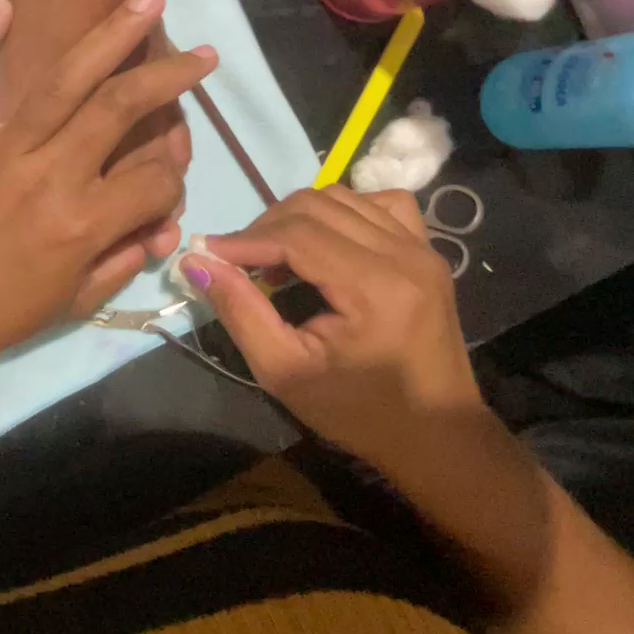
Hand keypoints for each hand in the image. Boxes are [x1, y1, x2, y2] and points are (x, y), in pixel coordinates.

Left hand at [0, 0, 216, 372]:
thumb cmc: (3, 314)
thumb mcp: (78, 300)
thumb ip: (125, 258)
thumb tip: (160, 227)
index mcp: (83, 224)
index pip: (155, 180)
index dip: (174, 182)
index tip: (167, 187)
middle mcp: (49, 176)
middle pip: (121, 108)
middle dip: (169, 76)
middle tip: (201, 54)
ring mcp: (2, 151)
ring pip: (62, 81)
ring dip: (109, 35)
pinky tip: (5, 8)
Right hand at [180, 186, 483, 467]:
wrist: (436, 435)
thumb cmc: (357, 411)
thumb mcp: (283, 371)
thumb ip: (239, 310)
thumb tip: (197, 261)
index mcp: (374, 288)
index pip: (296, 235)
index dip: (245, 240)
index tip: (207, 254)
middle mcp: (404, 255)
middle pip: (316, 207)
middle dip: (265, 227)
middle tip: (237, 262)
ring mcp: (422, 249)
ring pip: (343, 198)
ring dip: (297, 218)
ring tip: (274, 258)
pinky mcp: (428, 251)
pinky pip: (380, 204)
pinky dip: (342, 212)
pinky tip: (325, 242)